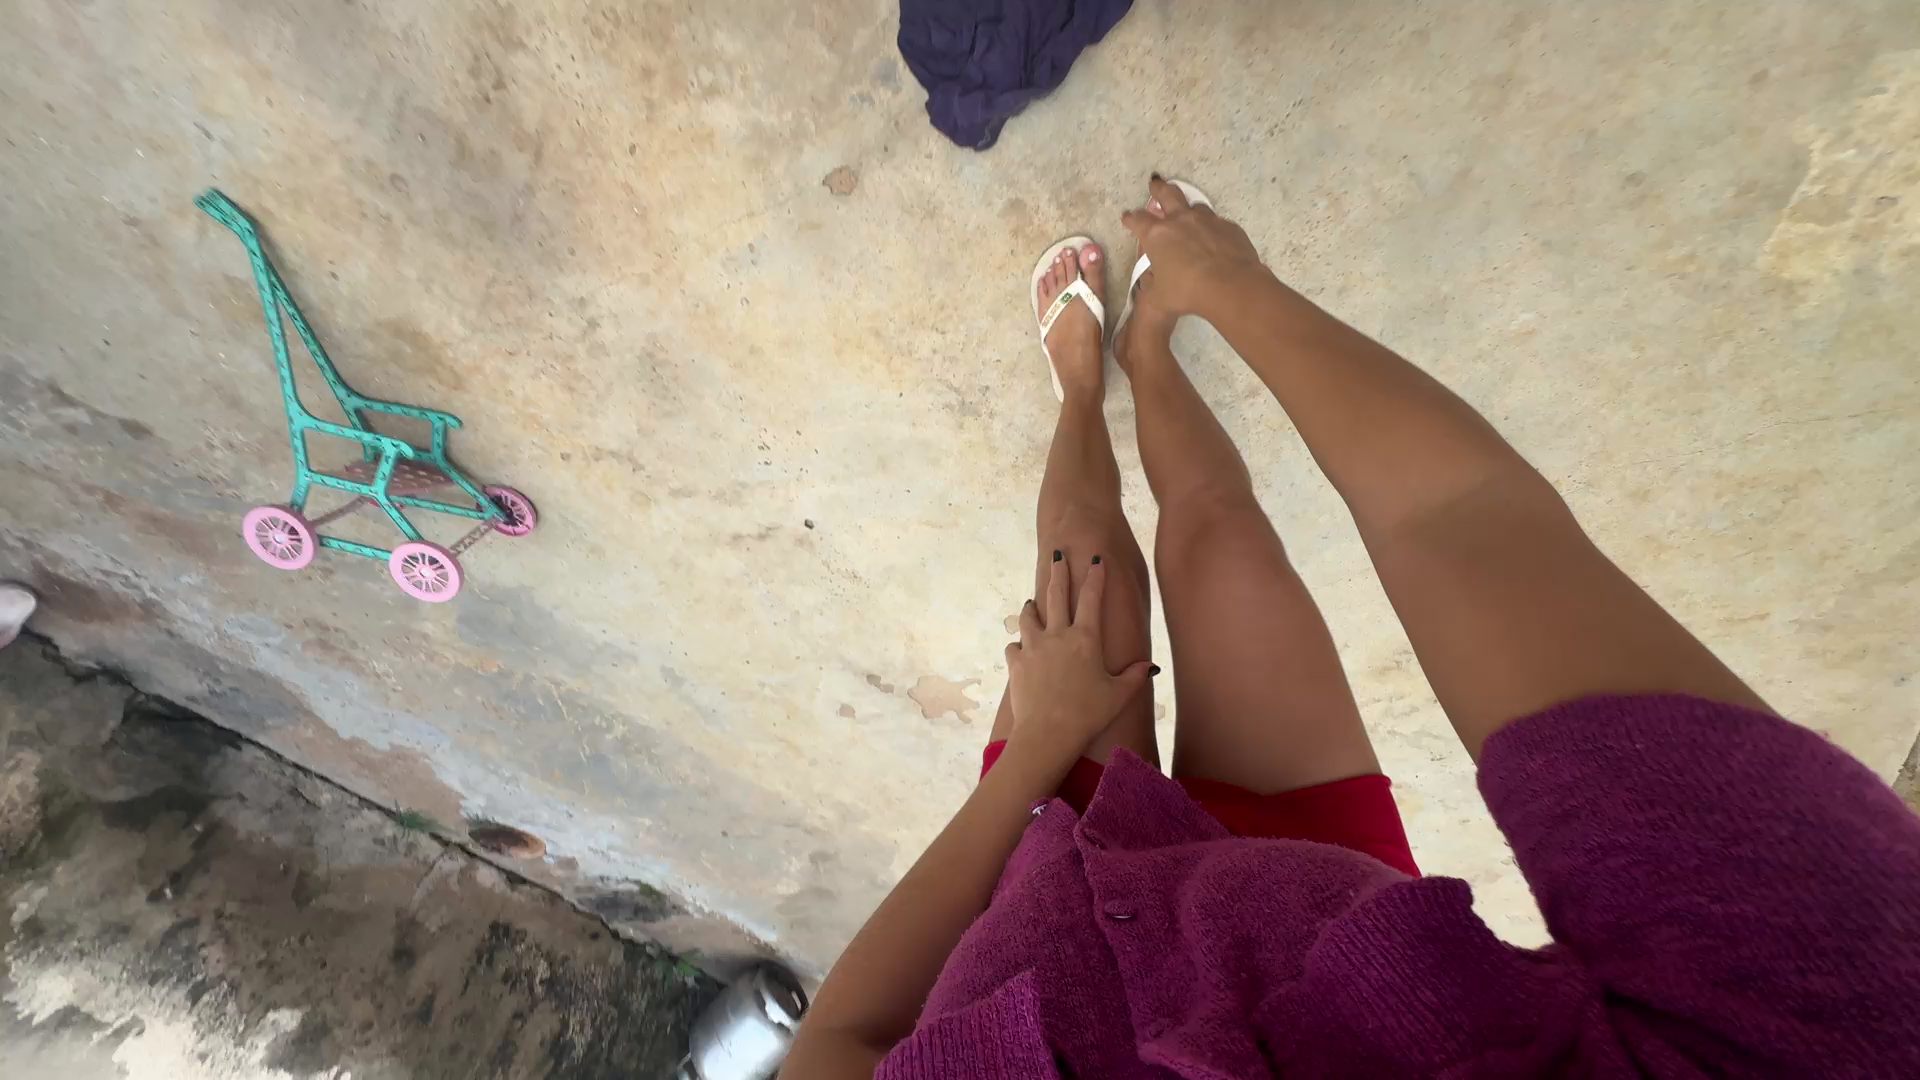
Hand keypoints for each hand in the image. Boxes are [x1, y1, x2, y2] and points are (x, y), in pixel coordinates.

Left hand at [1003, 555, 1154, 763]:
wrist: (1047, 733)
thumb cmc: (1088, 714)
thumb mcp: (1118, 695)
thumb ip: (1134, 677)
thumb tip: (1150, 666)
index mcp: (1085, 638)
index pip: (1092, 598)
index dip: (1094, 576)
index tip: (1095, 559)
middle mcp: (1058, 635)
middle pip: (1056, 594)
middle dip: (1058, 572)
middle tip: (1057, 556)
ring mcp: (1033, 646)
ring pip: (1029, 616)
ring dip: (1031, 607)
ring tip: (1031, 602)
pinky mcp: (1016, 662)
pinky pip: (1014, 646)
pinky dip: (1018, 645)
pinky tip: (1021, 649)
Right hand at [1119, 176, 1268, 322]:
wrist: (1229, 285)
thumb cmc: (1186, 291)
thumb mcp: (1158, 295)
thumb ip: (1152, 284)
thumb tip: (1153, 278)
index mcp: (1157, 235)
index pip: (1138, 220)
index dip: (1130, 218)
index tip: (1126, 217)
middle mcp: (1181, 220)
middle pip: (1167, 194)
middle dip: (1158, 189)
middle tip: (1154, 184)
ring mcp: (1207, 220)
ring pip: (1194, 205)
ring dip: (1187, 207)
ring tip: (1186, 213)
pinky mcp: (1228, 227)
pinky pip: (1215, 222)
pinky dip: (1209, 228)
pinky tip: (1211, 239)